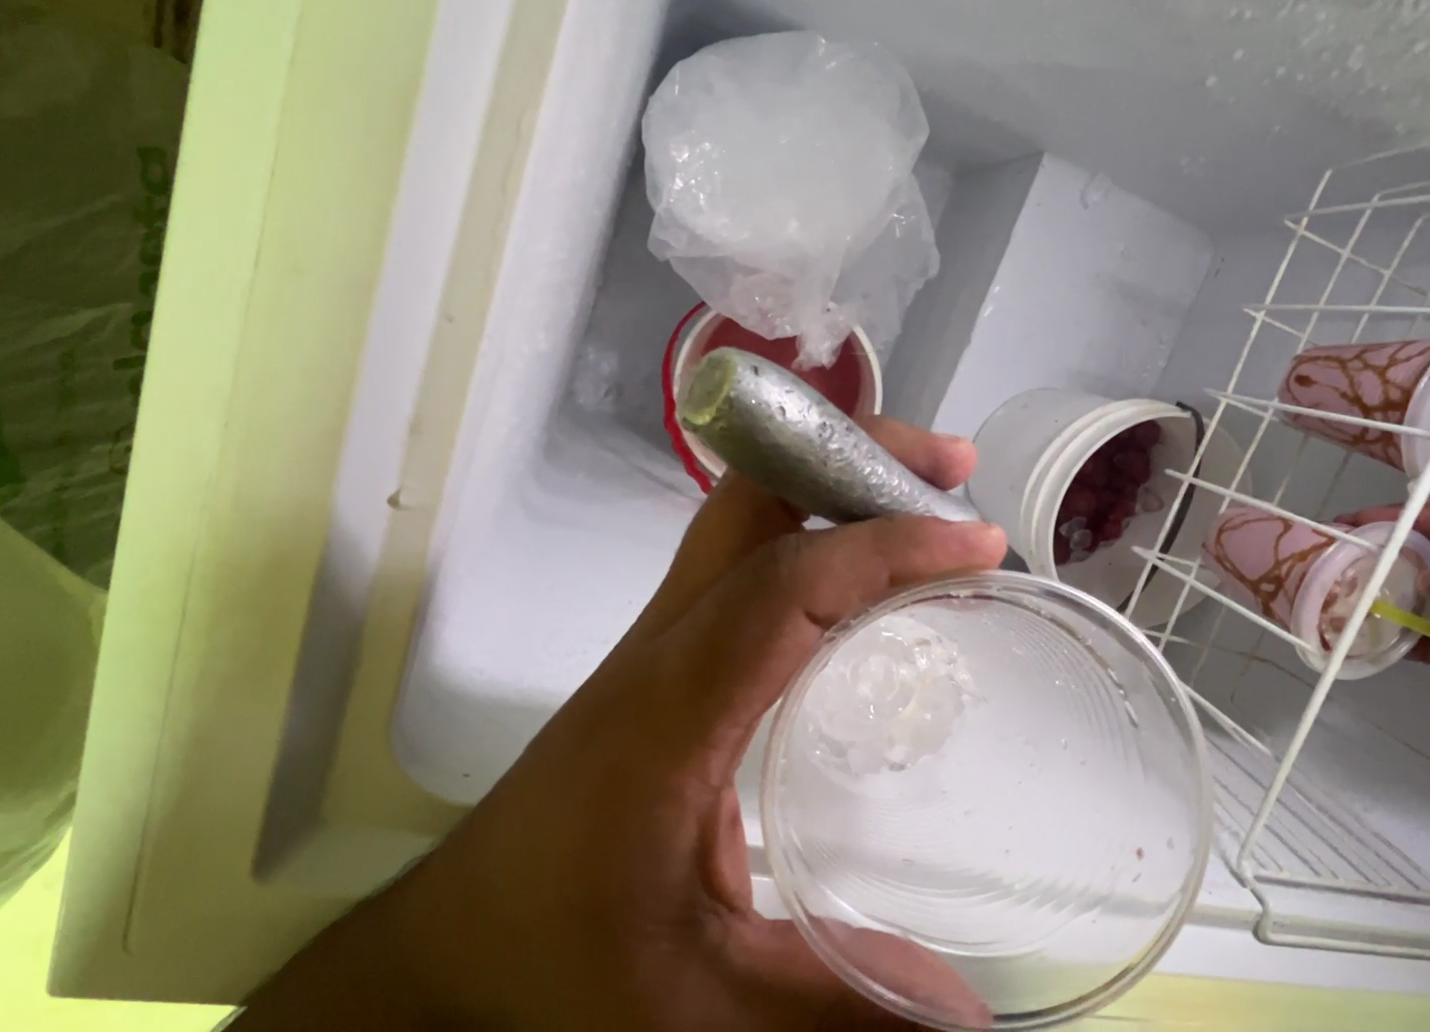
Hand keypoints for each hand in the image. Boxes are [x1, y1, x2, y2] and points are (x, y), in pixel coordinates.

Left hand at [237, 419, 1005, 1030]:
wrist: (452, 950)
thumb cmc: (560, 963)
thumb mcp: (699, 1000)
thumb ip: (834, 997)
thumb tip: (968, 1013)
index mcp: (673, 713)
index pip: (783, 588)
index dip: (882, 548)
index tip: (977, 540)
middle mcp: (663, 651)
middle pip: (749, 500)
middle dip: (849, 453)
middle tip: (948, 467)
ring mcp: (657, 646)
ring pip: (741, 519)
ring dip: (829, 483)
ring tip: (924, 501)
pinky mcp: (660, 663)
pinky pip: (741, 564)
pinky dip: (811, 535)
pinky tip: (863, 579)